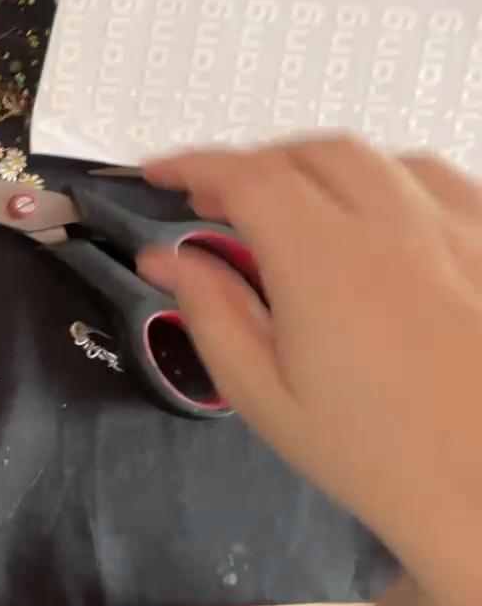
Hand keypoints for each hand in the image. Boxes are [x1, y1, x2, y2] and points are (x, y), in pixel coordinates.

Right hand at [139, 137, 481, 605]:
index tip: (155, 174)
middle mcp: (407, 234)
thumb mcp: (257, 390)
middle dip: (251, 162)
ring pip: (388, 161)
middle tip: (207, 198)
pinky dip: (389, 184)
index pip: (251, 179)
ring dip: (318, 169)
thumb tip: (165, 258)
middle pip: (318, 154)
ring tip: (284, 206)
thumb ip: (209, 310)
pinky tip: (368, 223)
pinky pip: (450, 187)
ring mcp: (472, 240)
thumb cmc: (368, 451)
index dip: (193, 165)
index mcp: (331, 265)